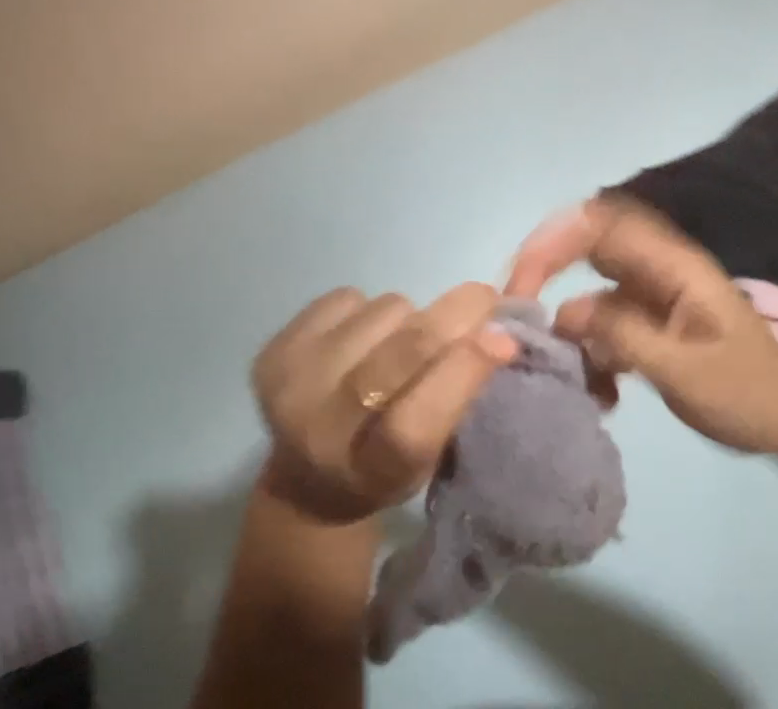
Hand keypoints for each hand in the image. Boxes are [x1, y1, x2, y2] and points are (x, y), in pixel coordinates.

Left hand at [251, 283, 515, 523]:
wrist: (306, 481)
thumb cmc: (389, 469)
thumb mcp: (435, 455)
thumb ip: (462, 397)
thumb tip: (499, 330)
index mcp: (371, 473)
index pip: (416, 422)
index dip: (464, 372)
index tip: (504, 337)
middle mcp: (321, 431)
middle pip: (399, 354)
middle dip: (455, 316)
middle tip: (484, 300)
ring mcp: (290, 385)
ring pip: (382, 312)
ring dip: (408, 317)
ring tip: (402, 341)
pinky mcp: (273, 351)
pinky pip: (346, 297)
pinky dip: (368, 310)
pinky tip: (361, 338)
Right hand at [507, 199, 777, 454]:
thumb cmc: (748, 394)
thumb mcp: (684, 371)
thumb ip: (623, 336)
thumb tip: (566, 312)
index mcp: (674, 267)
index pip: (603, 225)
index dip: (556, 239)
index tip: (523, 280)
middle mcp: (660, 272)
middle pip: (590, 251)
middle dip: (549, 276)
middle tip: (522, 320)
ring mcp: (655, 298)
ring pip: (594, 295)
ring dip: (575, 331)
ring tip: (575, 377)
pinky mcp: (652, 326)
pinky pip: (606, 326)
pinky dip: (593, 353)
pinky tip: (602, 394)